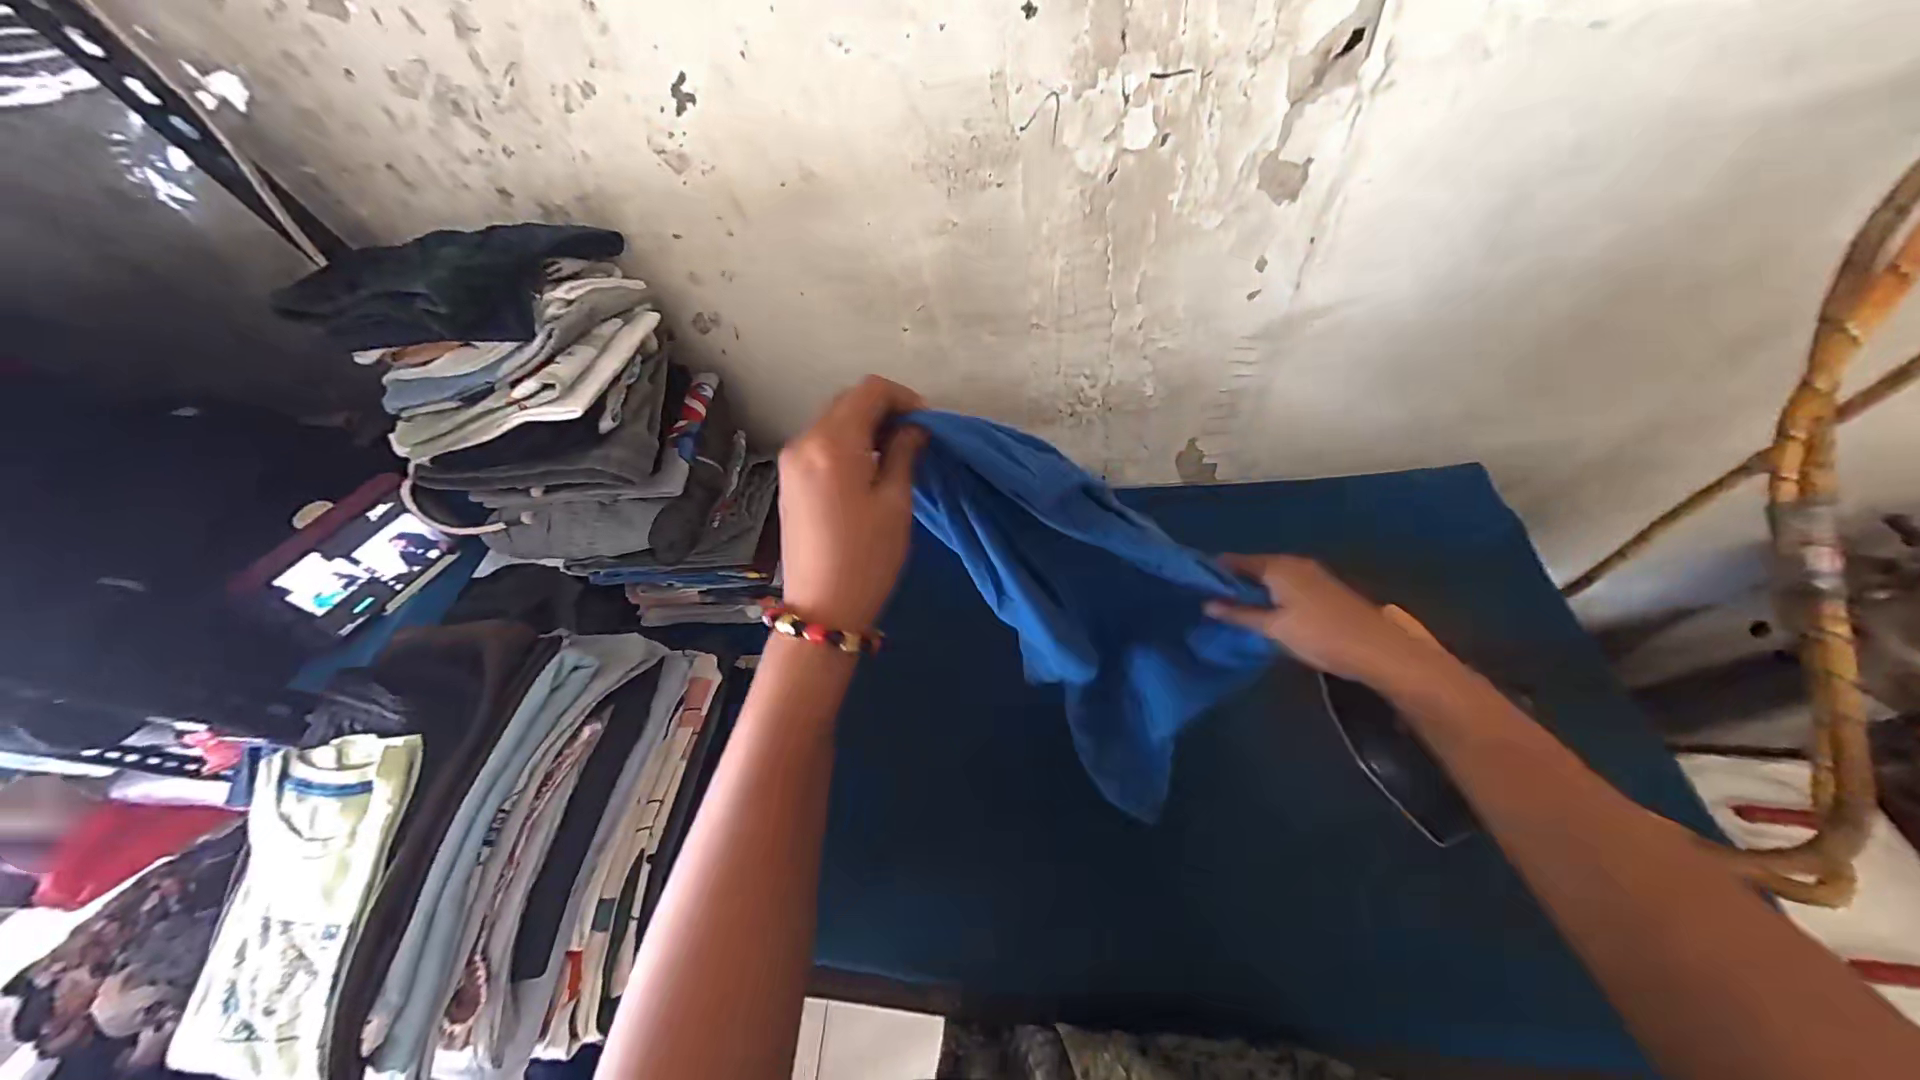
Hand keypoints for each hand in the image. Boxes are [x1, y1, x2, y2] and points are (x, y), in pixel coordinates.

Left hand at [777, 376, 927, 631]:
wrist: (822, 608)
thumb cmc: (867, 557)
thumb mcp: (896, 502)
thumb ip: (904, 453)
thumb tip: (913, 428)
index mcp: (832, 443)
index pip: (869, 391)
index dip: (903, 398)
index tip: (926, 422)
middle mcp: (804, 442)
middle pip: (847, 402)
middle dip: (884, 410)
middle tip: (915, 437)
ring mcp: (791, 461)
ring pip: (833, 422)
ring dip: (865, 427)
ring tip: (895, 454)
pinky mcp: (789, 480)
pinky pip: (821, 445)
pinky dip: (847, 444)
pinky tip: (868, 468)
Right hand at [1206, 554, 1446, 685]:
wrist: (1380, 650)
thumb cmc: (1320, 635)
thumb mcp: (1273, 628)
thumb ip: (1239, 614)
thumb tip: (1206, 604)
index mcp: (1278, 567)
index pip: (1235, 561)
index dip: (1213, 571)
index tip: (1193, 584)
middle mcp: (1293, 563)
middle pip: (1253, 567)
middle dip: (1232, 581)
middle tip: (1208, 600)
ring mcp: (1312, 575)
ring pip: (1270, 577)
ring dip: (1251, 589)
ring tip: (1230, 608)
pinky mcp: (1323, 590)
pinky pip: (1285, 585)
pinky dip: (1269, 594)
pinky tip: (1262, 612)